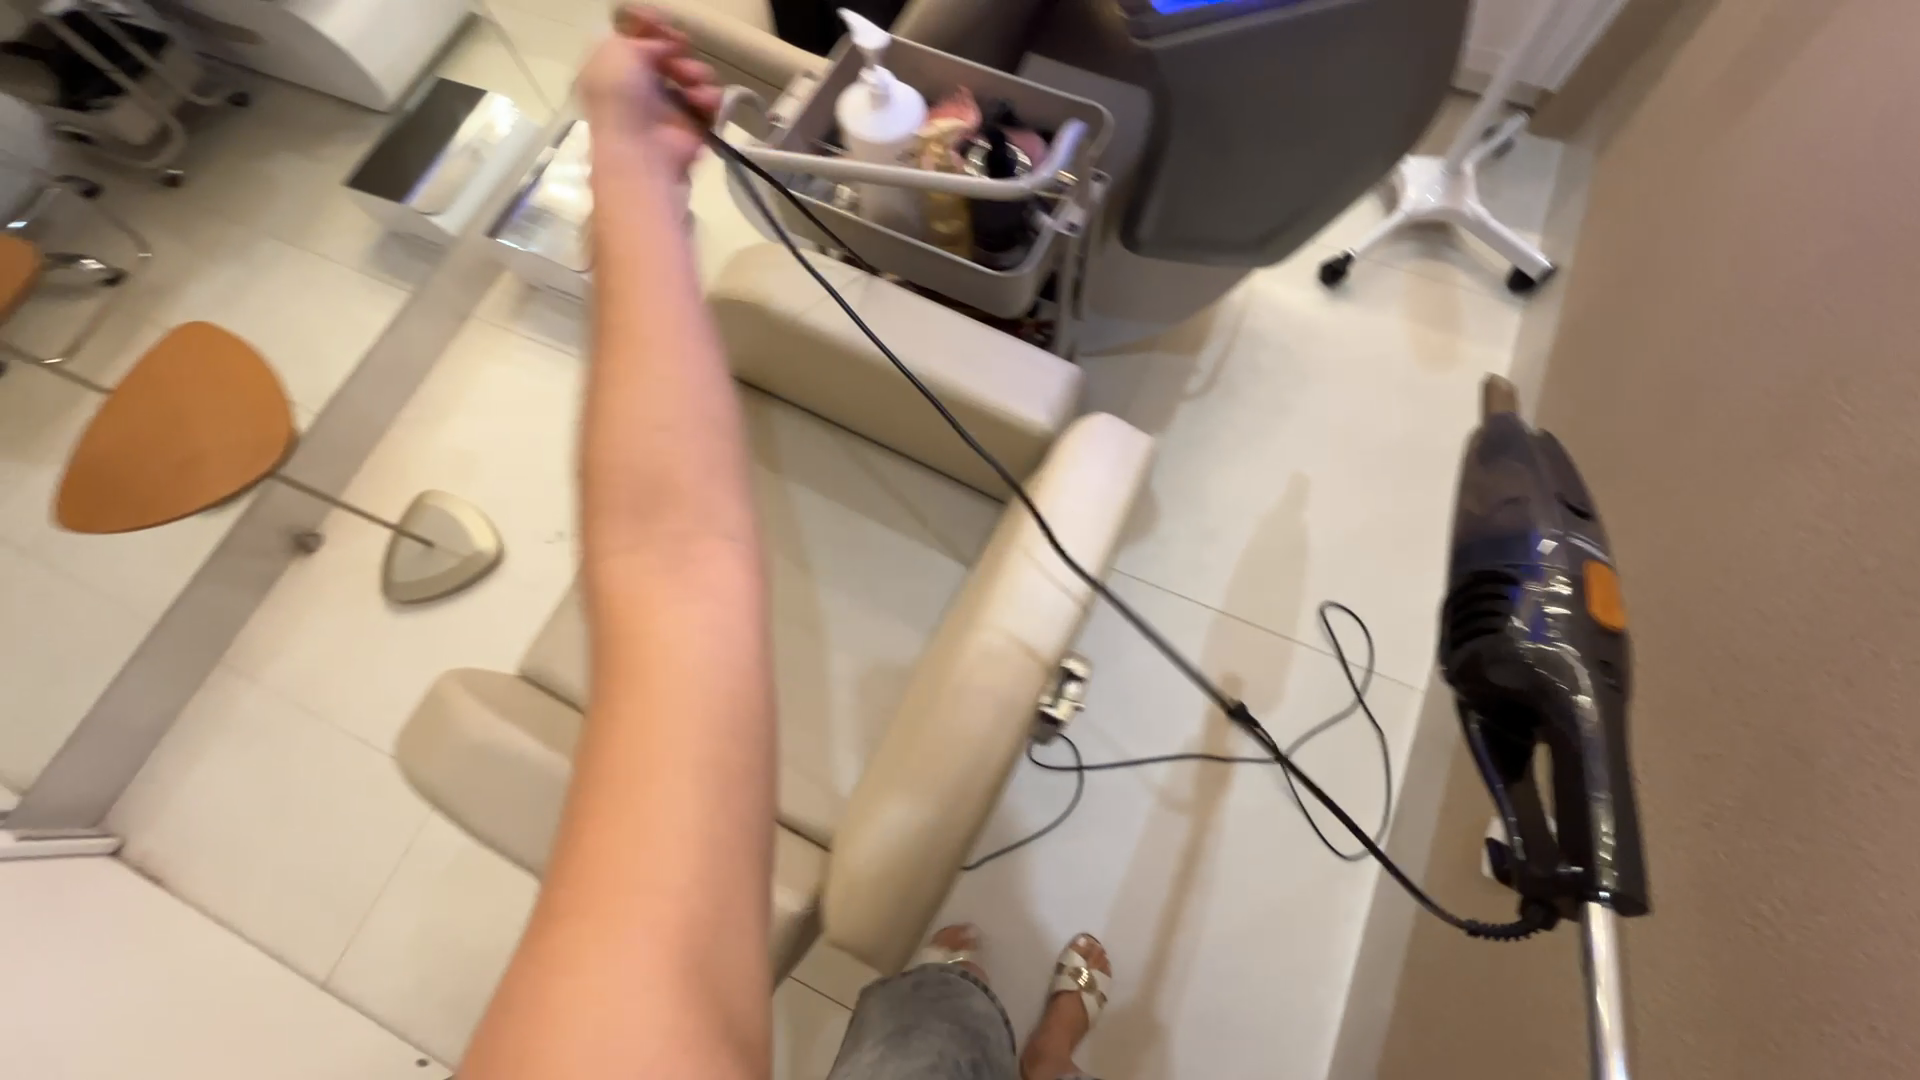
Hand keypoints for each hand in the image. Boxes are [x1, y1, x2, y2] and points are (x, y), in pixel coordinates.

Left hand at [577, 7, 723, 179]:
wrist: (641, 152)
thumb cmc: (621, 99)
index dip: (653, 28)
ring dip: (697, 73)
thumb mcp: (617, 51)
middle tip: (681, 52)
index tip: (664, 26)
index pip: (639, 39)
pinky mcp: (694, 128)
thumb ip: (642, 39)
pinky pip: (710, 105)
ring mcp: (669, 108)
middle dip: (678, 51)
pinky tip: (702, 103)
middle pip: (669, 55)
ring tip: (694, 83)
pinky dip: (710, 100)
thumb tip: (664, 47)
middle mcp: (642, 86)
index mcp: (617, 67)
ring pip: (693, 77)